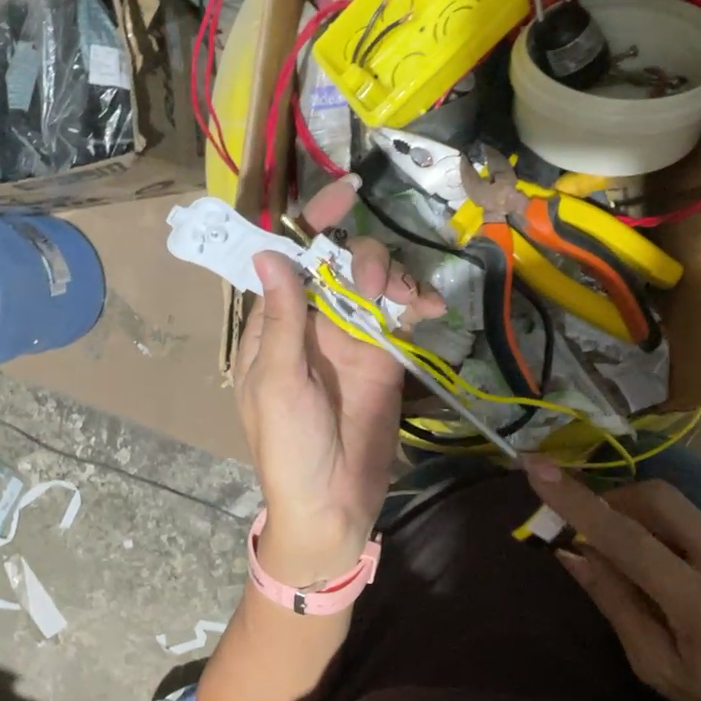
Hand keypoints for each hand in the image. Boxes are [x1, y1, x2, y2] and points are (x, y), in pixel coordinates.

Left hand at [236, 177, 444, 585]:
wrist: (332, 504)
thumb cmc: (289, 448)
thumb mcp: (276, 384)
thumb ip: (281, 321)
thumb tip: (271, 254)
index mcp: (274, 326)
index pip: (291, 260)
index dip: (312, 224)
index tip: (345, 196)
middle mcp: (312, 322)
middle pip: (338, 262)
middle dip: (361, 257)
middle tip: (374, 285)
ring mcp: (351, 337)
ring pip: (373, 282)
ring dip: (393, 276)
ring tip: (407, 301)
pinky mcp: (385, 356)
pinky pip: (400, 313)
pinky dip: (416, 302)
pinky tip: (429, 309)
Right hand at [523, 457, 700, 700]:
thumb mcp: (655, 666)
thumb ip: (615, 603)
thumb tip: (572, 553)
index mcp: (700, 602)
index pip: (626, 538)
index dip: (577, 502)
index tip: (538, 469)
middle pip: (655, 497)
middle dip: (610, 498)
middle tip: (585, 524)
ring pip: (673, 506)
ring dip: (635, 517)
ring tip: (622, 556)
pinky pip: (690, 522)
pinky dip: (661, 532)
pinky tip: (661, 568)